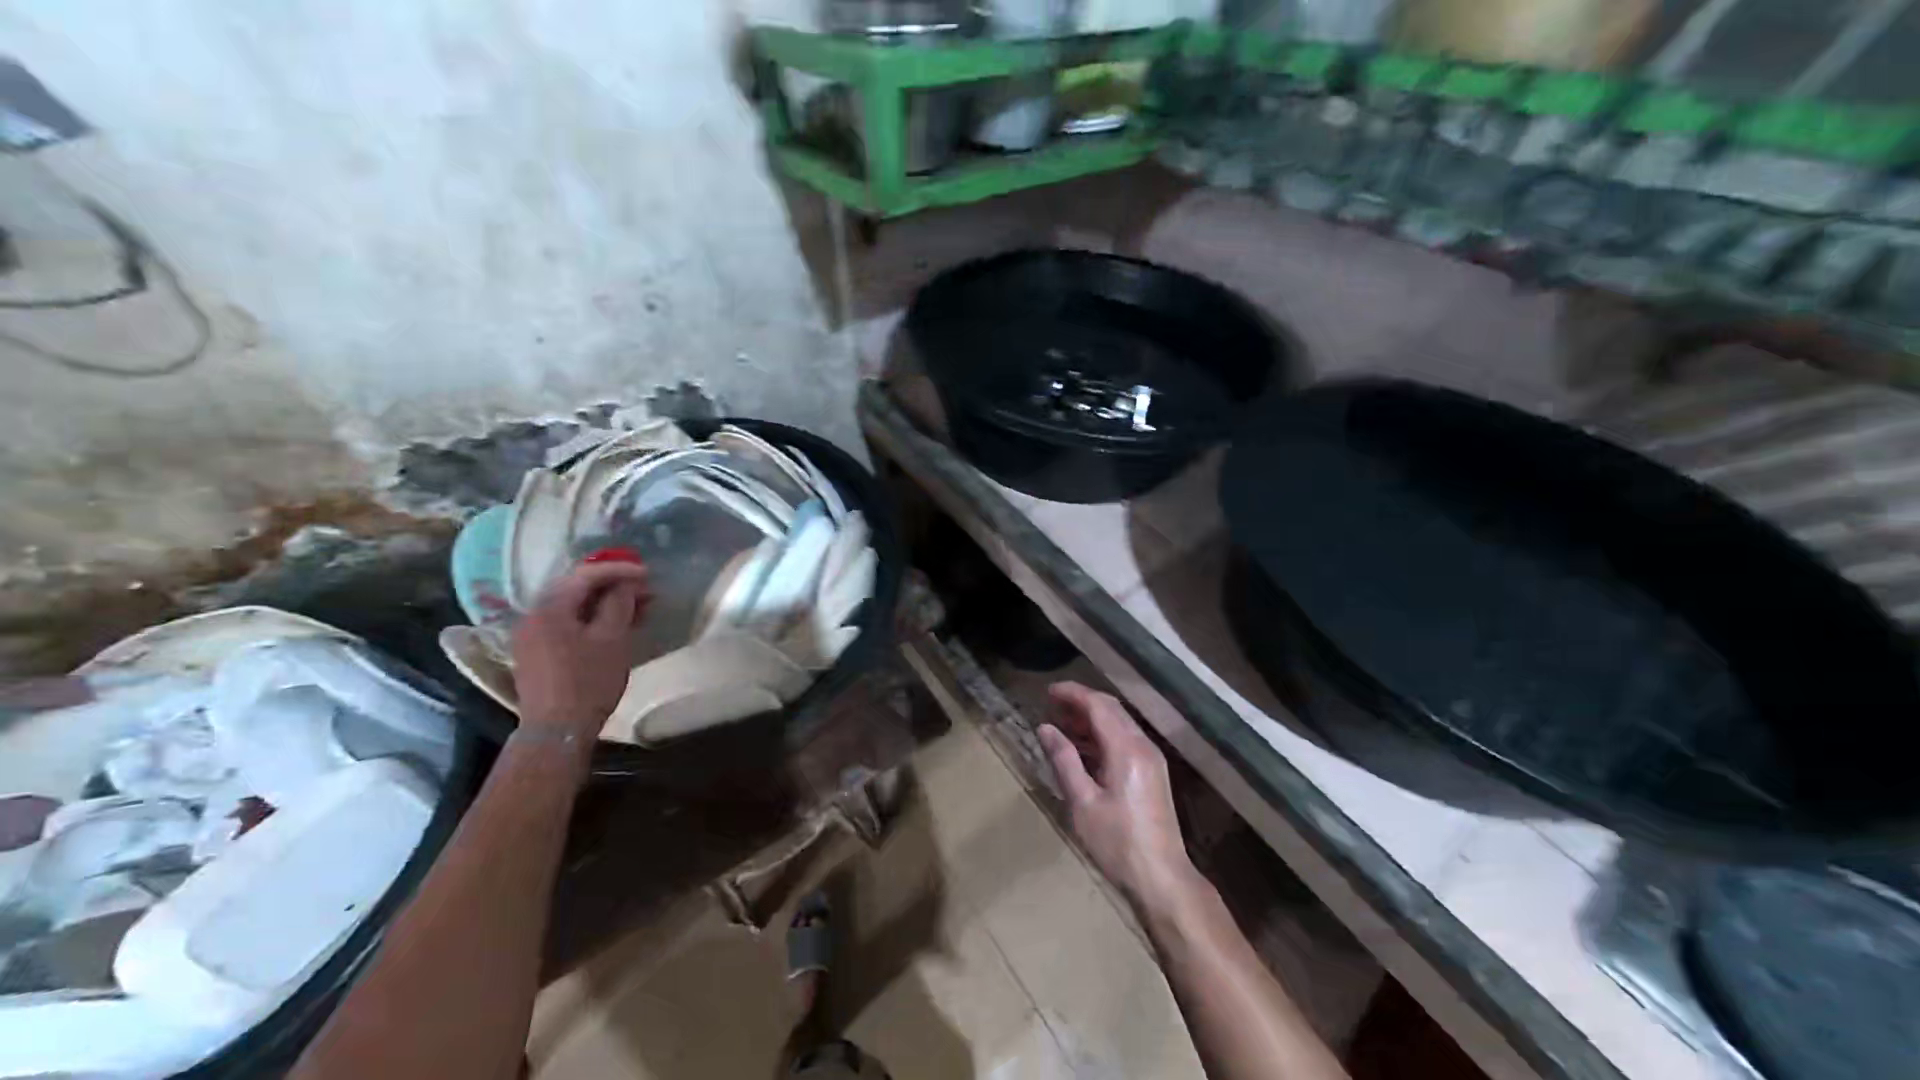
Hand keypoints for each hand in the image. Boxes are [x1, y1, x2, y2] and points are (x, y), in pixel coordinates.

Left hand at [510, 561, 649, 741]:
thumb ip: (619, 604)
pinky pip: (567, 625)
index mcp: (549, 608)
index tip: (647, 574)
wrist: (557, 731)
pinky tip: (614, 627)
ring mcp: (532, 636)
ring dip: (604, 604)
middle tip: (644, 590)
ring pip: (573, 609)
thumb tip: (626, 584)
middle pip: (576, 590)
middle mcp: (534, 616)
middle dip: (612, 586)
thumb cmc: (587, 682)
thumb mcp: (612, 639)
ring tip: (636, 608)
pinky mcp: (537, 654)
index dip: (619, 570)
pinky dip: (592, 620)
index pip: (585, 575)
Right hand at [1038, 682, 1198, 911]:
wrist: (1162, 878)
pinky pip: (1125, 740)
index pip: (1099, 706)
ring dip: (1092, 719)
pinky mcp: (1152, 773)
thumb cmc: (1117, 843)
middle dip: (1082, 702)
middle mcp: (1143, 747)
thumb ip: (1064, 760)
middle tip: (1052, 704)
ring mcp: (1151, 760)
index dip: (1073, 694)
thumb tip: (1046, 728)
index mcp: (1126, 750)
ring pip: (1120, 724)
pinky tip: (1083, 748)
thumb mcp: (1082, 802)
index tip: (1048, 690)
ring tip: (1062, 723)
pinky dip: (1102, 735)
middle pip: (1112, 710)